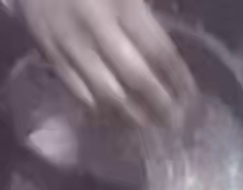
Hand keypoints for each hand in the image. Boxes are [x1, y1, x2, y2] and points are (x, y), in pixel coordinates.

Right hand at [15, 0, 194, 125]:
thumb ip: (147, 21)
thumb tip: (173, 68)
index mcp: (121, 1)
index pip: (161, 51)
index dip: (181, 81)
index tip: (193, 101)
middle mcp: (94, 22)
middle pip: (137, 78)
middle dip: (161, 105)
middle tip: (176, 122)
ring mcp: (69, 39)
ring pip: (109, 93)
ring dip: (134, 115)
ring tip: (150, 124)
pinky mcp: (48, 50)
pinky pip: (80, 92)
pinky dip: (103, 109)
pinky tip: (118, 116)